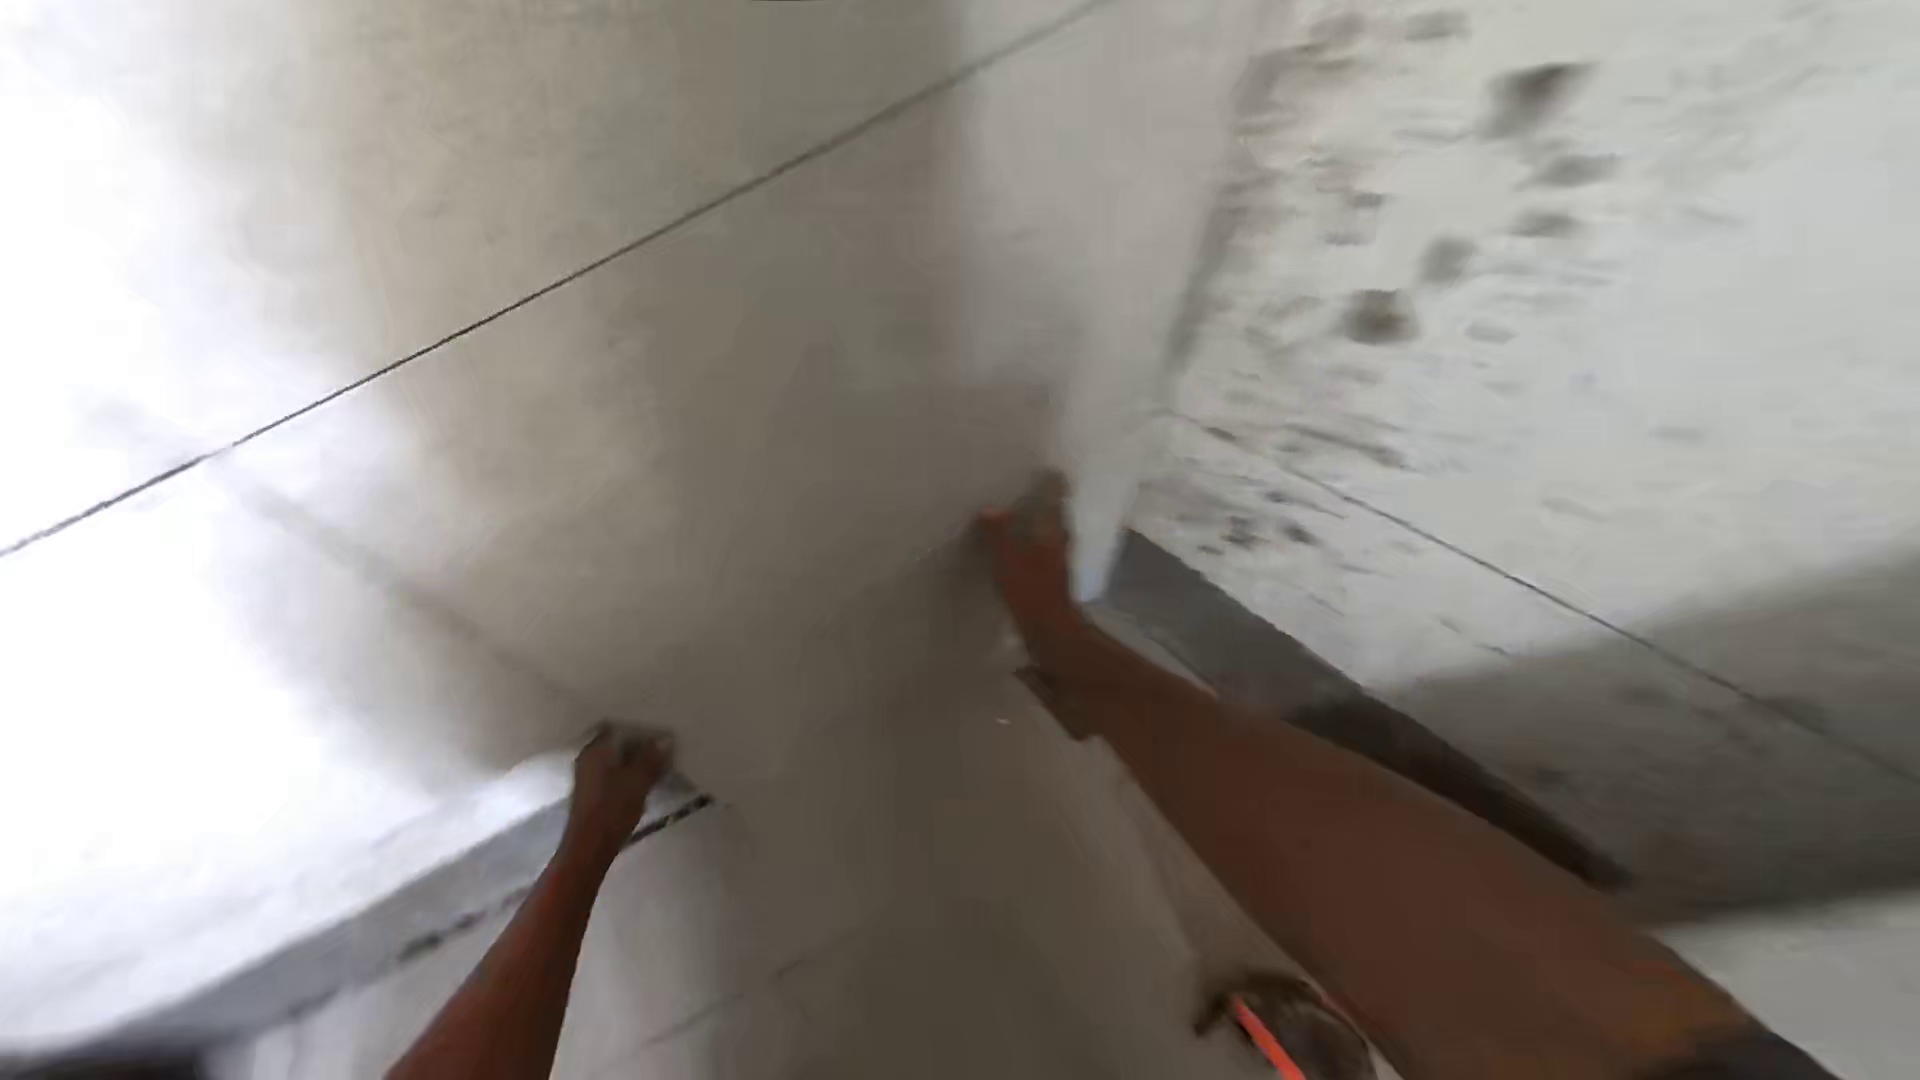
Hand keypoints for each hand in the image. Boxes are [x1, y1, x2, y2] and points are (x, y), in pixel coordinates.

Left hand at [563, 725, 670, 864]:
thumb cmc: (614, 808)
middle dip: (639, 744)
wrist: (590, 847)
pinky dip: (629, 773)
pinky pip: (614, 773)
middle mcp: (588, 759)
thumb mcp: (640, 779)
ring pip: (617, 759)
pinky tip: (646, 779)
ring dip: (636, 760)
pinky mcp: (593, 792)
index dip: (638, 727)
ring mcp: (588, 777)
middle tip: (662, 745)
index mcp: (596, 751)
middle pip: (617, 743)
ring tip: (659, 762)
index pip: (617, 727)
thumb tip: (663, 741)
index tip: (657, 730)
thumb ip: (652, 757)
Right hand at [979, 473, 1096, 692]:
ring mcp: (1056, 565)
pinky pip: (1039, 555)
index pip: (1057, 501)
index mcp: (1053, 534)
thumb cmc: (1032, 592)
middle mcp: (1059, 546)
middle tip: (1028, 490)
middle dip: (1045, 505)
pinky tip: (1016, 551)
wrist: (1051, 634)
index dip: (1053, 485)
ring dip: (1037, 526)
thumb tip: (989, 509)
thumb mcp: (1009, 560)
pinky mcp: (1049, 582)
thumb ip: (999, 534)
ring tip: (1018, 517)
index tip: (1046, 470)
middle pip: (1055, 518)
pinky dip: (1030, 547)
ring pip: (1048, 537)